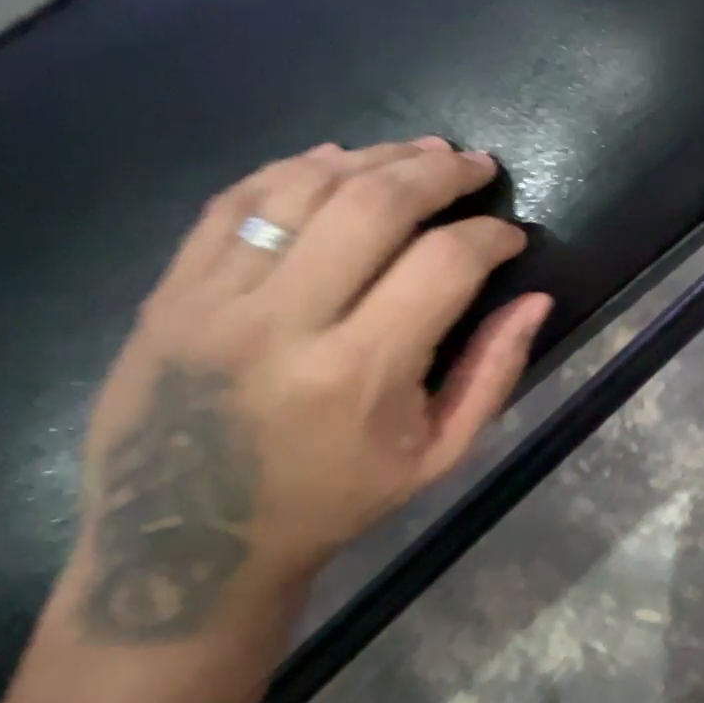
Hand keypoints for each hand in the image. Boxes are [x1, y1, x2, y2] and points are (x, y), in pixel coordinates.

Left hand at [73, 137, 549, 641]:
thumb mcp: (438, 456)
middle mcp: (280, 325)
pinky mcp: (168, 294)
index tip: (513, 236)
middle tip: (476, 166)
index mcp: (357, 374)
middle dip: (439, 173)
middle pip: (373, 206)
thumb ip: (493, 373)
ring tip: (419, 152)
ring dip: (374, 158)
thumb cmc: (333, 502)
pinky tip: (337, 160)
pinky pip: (234, 204)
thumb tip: (535, 298)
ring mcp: (211, 303)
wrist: (184, 550)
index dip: (491, 236)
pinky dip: (293, 169)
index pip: (444, 264)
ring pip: (302, 189)